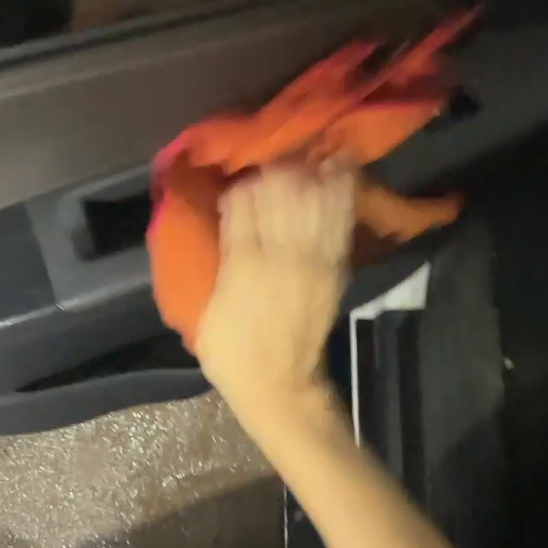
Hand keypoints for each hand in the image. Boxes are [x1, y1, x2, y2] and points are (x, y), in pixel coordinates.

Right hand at [194, 164, 355, 418]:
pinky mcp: (334, 266)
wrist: (279, 385)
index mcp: (242, 264)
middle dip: (273, 172)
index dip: (239, 188)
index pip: (242, 202)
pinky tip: (337, 168)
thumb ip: (217, 264)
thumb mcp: (206, 312)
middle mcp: (281, 253)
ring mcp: (313, 258)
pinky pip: (340, 217)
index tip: (235, 188)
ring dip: (308, 173)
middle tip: (268, 169)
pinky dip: (340, 189)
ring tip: (303, 162)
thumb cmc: (232, 354)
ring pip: (313, 196)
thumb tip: (224, 225)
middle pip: (281, 189)